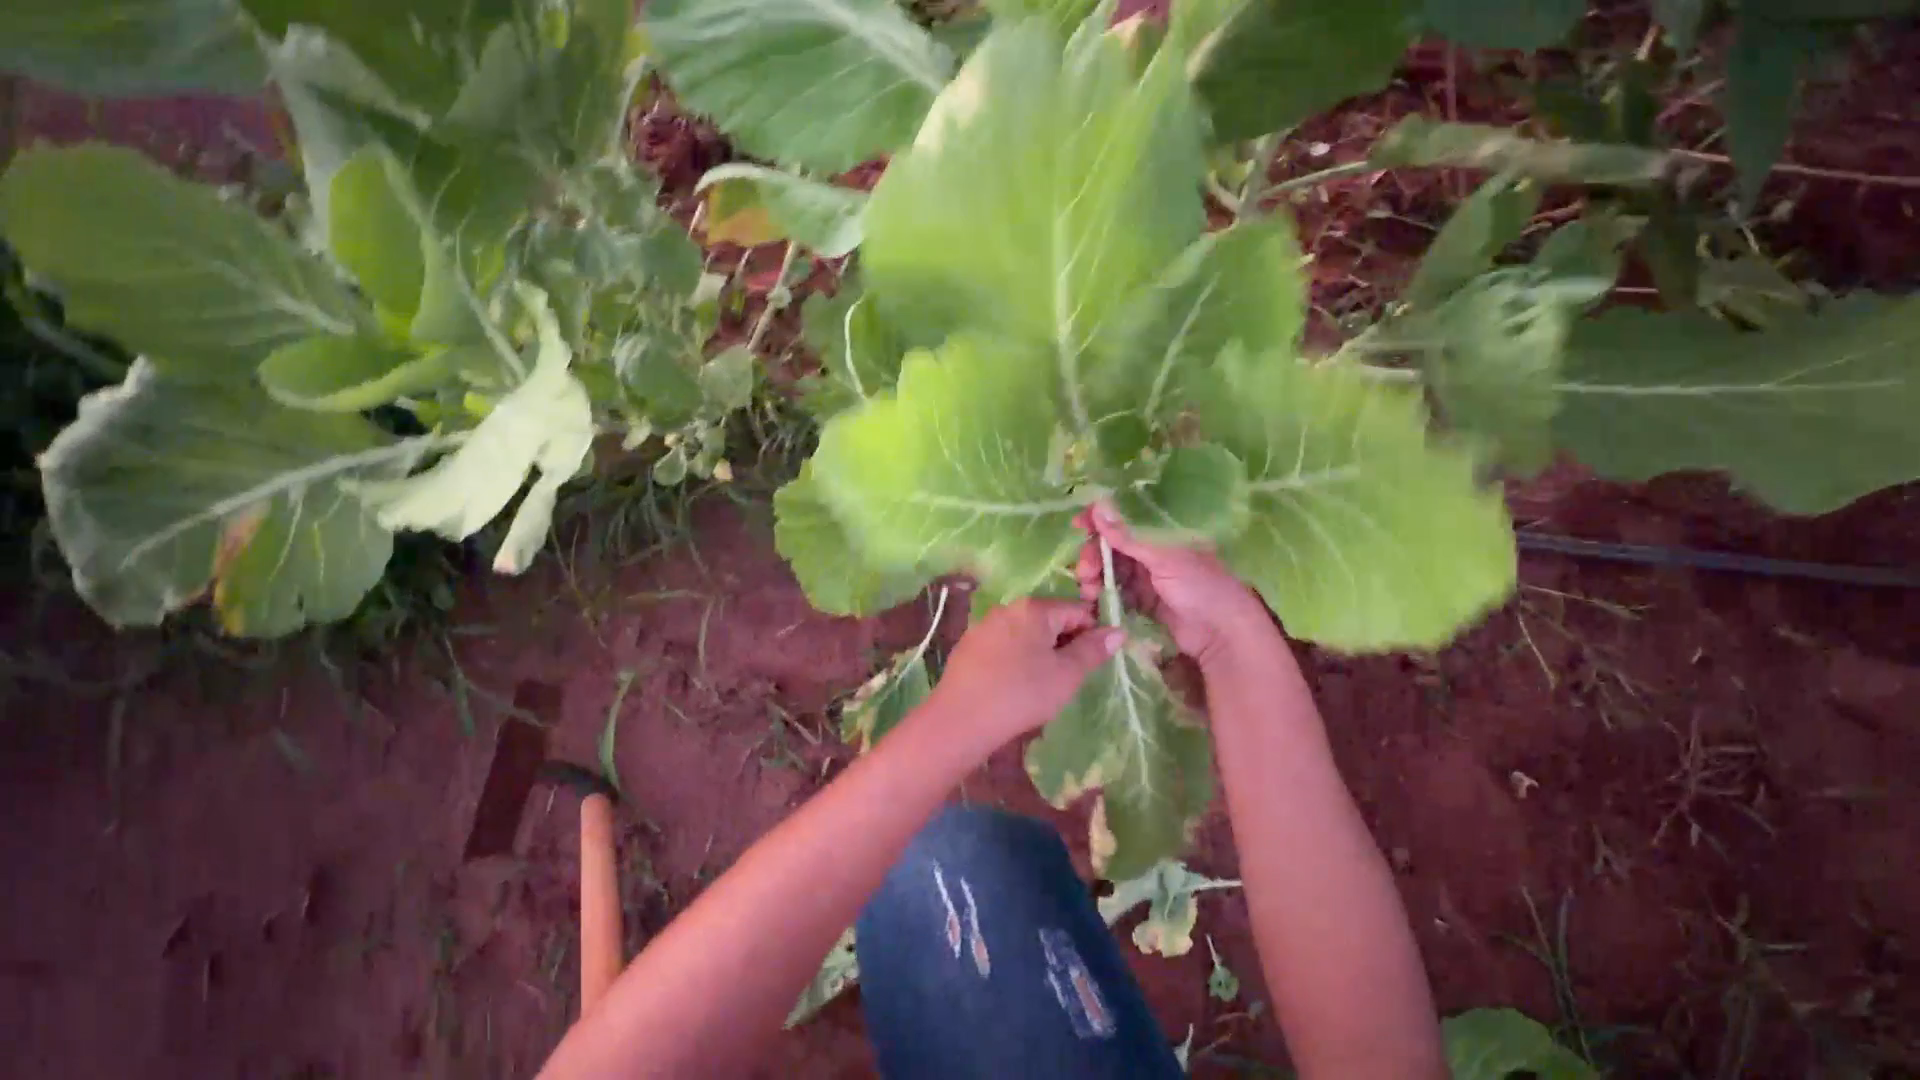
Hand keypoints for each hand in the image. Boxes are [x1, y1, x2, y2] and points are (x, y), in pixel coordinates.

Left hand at [925, 597, 1121, 749]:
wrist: (961, 719)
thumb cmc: (1022, 694)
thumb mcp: (1066, 674)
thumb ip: (1093, 650)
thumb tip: (1117, 631)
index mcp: (1034, 608)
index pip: (1076, 610)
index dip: (1092, 633)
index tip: (1094, 662)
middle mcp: (1007, 608)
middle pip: (1049, 619)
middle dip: (1065, 642)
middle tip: (1069, 676)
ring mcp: (984, 626)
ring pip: (1025, 633)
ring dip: (1040, 651)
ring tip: (1043, 684)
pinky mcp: (968, 646)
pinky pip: (1004, 645)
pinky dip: (1016, 659)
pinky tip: (1015, 685)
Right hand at [1074, 500, 1273, 668]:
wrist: (1221, 633)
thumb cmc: (1199, 586)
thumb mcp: (1162, 558)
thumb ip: (1128, 535)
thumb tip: (1098, 504)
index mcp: (1163, 535)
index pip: (1125, 521)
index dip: (1100, 521)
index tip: (1078, 524)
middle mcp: (1154, 554)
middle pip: (1113, 548)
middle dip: (1093, 556)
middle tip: (1084, 571)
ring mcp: (1149, 580)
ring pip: (1112, 572)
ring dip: (1095, 578)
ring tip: (1089, 591)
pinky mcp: (1144, 604)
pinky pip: (1118, 594)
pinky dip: (1104, 596)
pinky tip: (1094, 602)